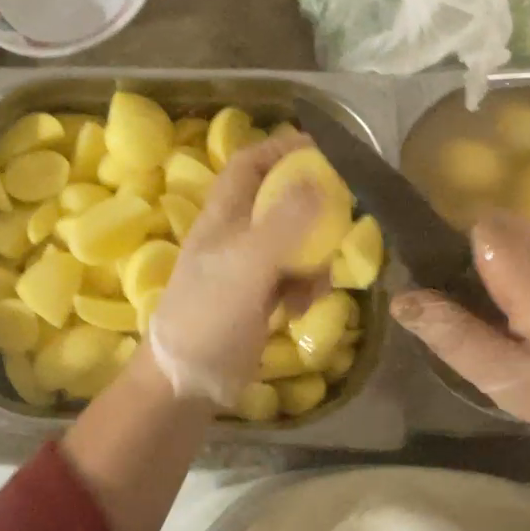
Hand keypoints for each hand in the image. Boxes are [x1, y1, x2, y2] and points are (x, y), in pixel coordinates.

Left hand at [147, 135, 327, 407]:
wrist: (186, 382)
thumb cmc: (208, 318)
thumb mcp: (246, 267)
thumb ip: (282, 225)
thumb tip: (320, 180)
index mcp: (223, 216)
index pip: (251, 163)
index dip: (283, 149)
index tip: (325, 152)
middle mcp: (234, 235)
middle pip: (281, 200)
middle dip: (315, 211)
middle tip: (342, 224)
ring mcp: (247, 268)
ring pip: (295, 241)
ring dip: (314, 258)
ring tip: (315, 285)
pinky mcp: (259, 298)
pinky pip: (294, 278)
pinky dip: (305, 288)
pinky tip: (301, 310)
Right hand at [389, 210, 529, 466]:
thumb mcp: (503, 379)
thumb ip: (452, 334)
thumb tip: (402, 298)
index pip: (483, 226)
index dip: (458, 252)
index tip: (454, 292)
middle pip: (504, 226)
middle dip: (480, 258)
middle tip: (479, 311)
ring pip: (528, 237)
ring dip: (509, 265)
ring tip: (511, 318)